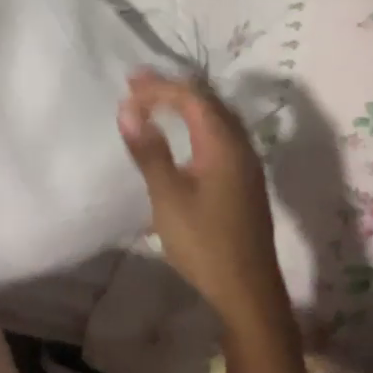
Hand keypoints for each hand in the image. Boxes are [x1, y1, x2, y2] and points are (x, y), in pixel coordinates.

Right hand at [118, 70, 287, 329]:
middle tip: (135, 83)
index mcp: (223, 146)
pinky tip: (181, 132)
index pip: (192, 98)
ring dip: (184, 104)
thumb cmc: (203, 242)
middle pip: (208, 102)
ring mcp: (245, 164)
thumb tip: (128, 110)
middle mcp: (240, 147)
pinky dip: (195, 122)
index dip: (159, 88)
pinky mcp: (242, 180)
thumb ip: (149, 151)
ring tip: (153, 100)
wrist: (246, 289)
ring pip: (216, 117)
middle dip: (172, 88)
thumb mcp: (167, 196)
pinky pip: (220, 134)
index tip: (126, 88)